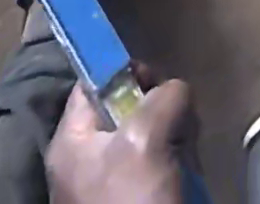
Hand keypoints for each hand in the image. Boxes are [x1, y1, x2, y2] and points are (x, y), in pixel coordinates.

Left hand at [45, 80, 193, 203]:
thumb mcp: (144, 141)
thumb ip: (160, 100)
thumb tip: (176, 89)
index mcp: (71, 142)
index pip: (91, 85)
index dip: (121, 71)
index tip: (153, 75)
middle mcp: (86, 161)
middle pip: (123, 109)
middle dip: (156, 107)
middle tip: (177, 117)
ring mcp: (111, 187)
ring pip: (146, 137)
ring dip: (172, 135)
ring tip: (187, 147)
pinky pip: (158, 167)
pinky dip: (176, 163)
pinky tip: (188, 171)